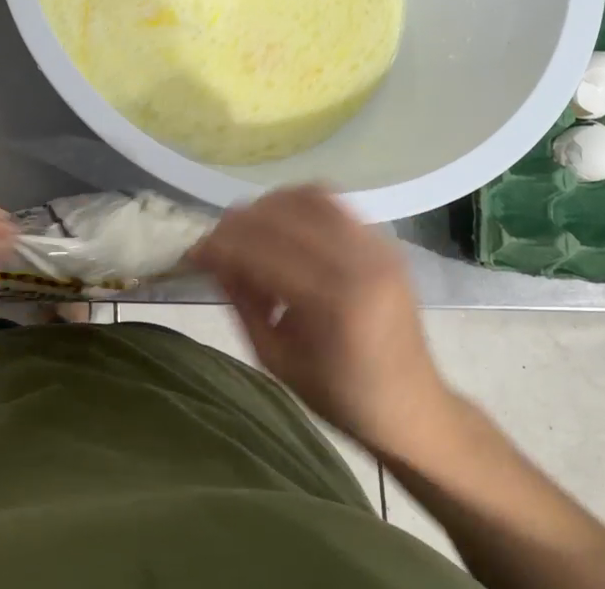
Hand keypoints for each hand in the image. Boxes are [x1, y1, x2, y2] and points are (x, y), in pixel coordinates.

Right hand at [190, 185, 452, 457]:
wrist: (412, 407)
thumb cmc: (340, 394)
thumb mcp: (274, 358)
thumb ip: (241, 302)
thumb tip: (210, 259)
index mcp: (334, 303)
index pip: (258, 251)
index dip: (217, 248)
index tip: (192, 256)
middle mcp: (360, 263)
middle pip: (278, 217)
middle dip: (234, 226)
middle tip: (213, 247)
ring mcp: (377, 247)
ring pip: (304, 197)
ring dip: (264, 209)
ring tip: (246, 233)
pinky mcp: (383, 242)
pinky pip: (331, 202)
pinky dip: (295, 204)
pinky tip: (279, 225)